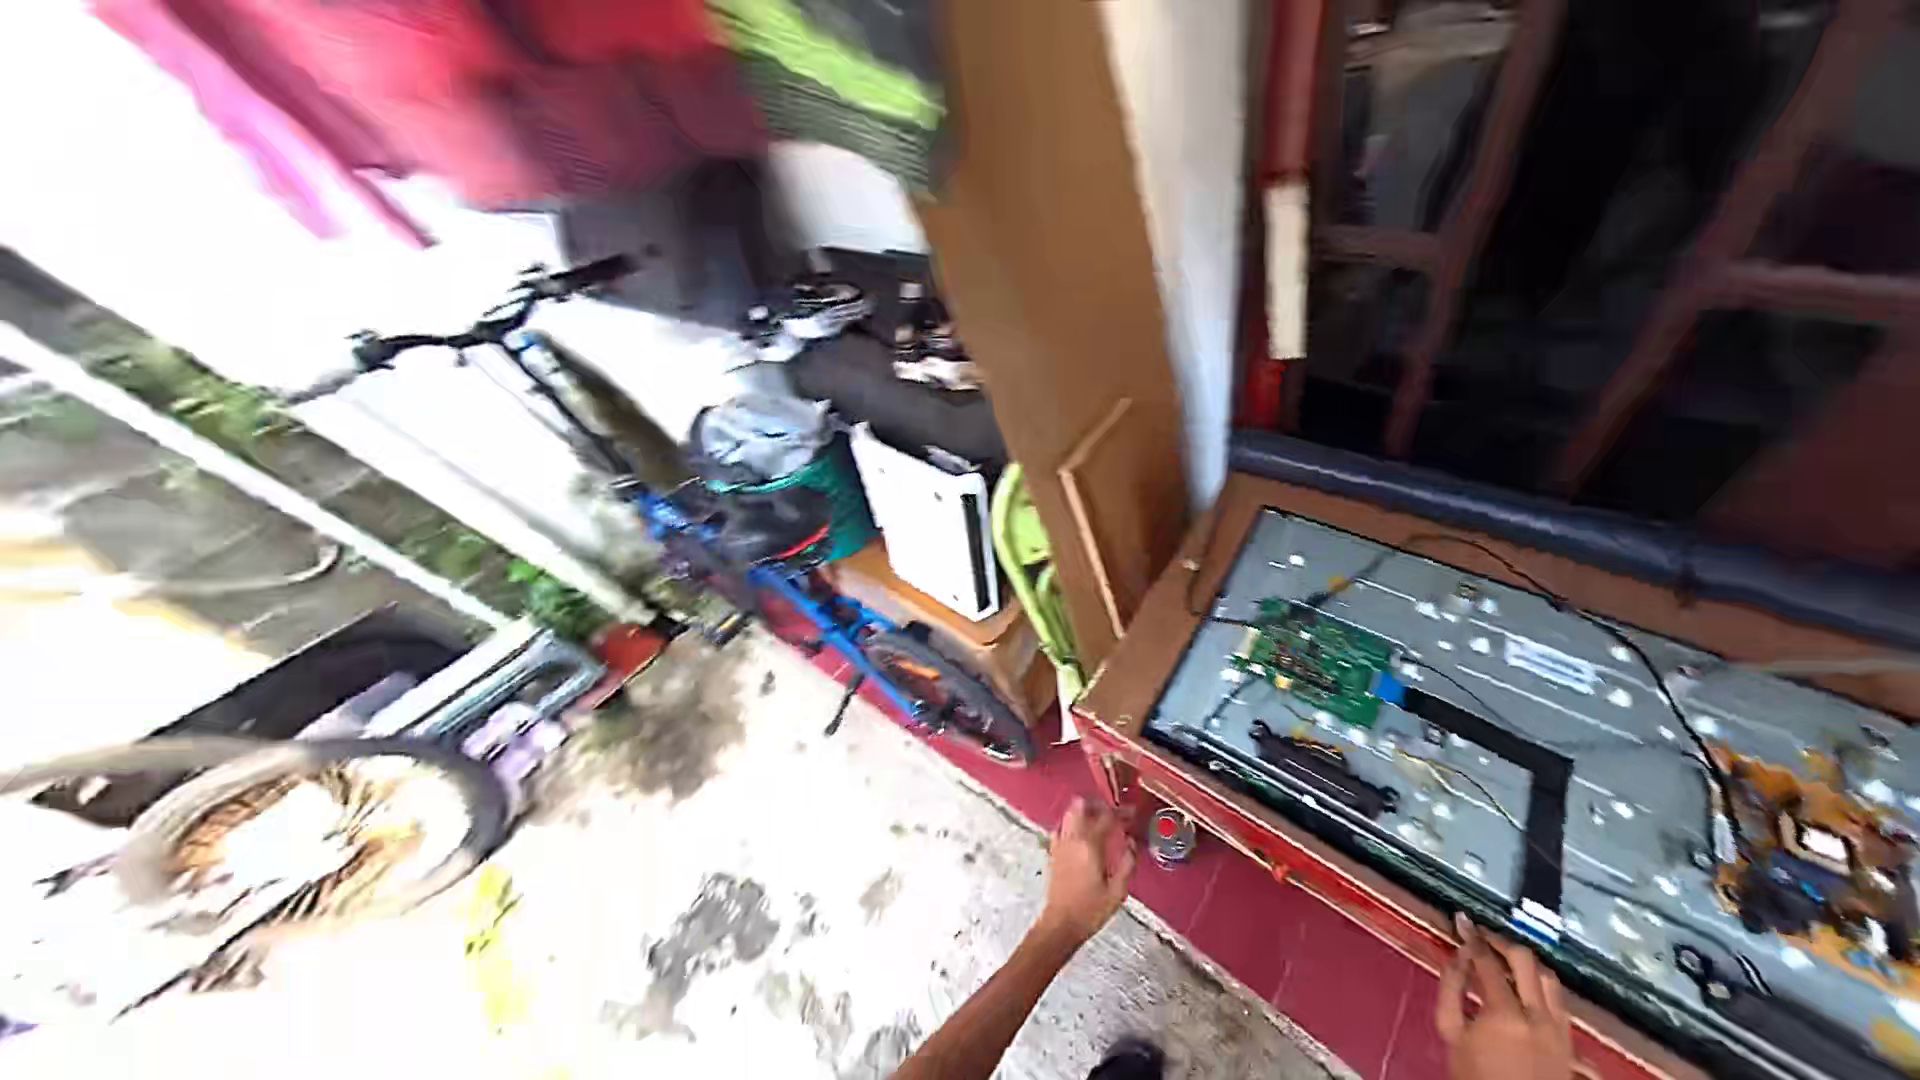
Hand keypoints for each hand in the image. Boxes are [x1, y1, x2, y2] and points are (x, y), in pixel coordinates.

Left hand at [1034, 797, 1137, 946]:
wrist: (1061, 924)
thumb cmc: (1090, 910)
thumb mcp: (1118, 891)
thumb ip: (1127, 863)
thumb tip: (1131, 843)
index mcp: (1090, 845)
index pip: (1106, 817)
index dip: (1121, 812)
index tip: (1131, 814)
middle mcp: (1072, 839)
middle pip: (1081, 805)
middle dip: (1098, 805)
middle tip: (1113, 813)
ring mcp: (1059, 843)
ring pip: (1069, 813)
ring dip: (1085, 812)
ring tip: (1100, 821)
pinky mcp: (1053, 851)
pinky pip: (1062, 827)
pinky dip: (1073, 824)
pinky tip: (1082, 835)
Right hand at [1437, 913, 1574, 1079]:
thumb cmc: (1474, 1075)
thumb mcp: (1450, 1030)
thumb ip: (1451, 987)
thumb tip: (1458, 957)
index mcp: (1505, 1014)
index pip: (1487, 961)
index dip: (1472, 936)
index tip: (1460, 920)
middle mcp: (1540, 1018)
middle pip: (1526, 962)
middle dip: (1501, 943)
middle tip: (1481, 937)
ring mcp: (1561, 1032)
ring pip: (1550, 980)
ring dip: (1525, 964)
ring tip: (1503, 959)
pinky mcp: (1571, 1045)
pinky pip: (1559, 1003)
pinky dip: (1540, 986)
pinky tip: (1524, 989)